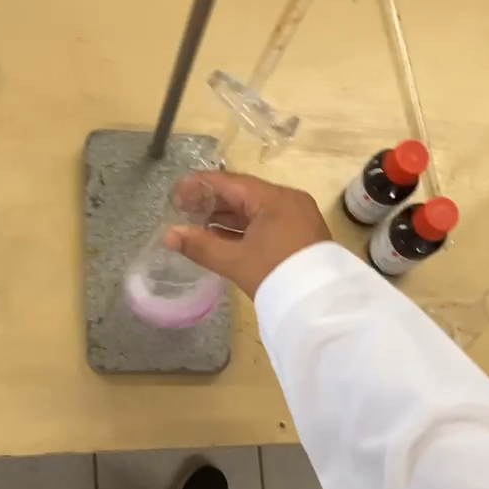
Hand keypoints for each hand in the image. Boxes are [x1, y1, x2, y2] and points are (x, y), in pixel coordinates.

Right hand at [162, 171, 331, 297]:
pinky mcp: (299, 236)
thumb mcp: (235, 261)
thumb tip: (169, 235)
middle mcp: (288, 201)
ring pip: (254, 211)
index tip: (176, 193)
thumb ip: (200, 246)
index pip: (230, 183)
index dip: (200, 186)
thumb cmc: (276, 275)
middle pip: (242, 195)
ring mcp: (296, 218)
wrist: (319, 305)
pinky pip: (266, 224)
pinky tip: (222, 239)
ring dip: (226, 219)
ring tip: (196, 226)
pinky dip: (243, 230)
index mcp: (274, 198)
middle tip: (182, 211)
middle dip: (211, 204)